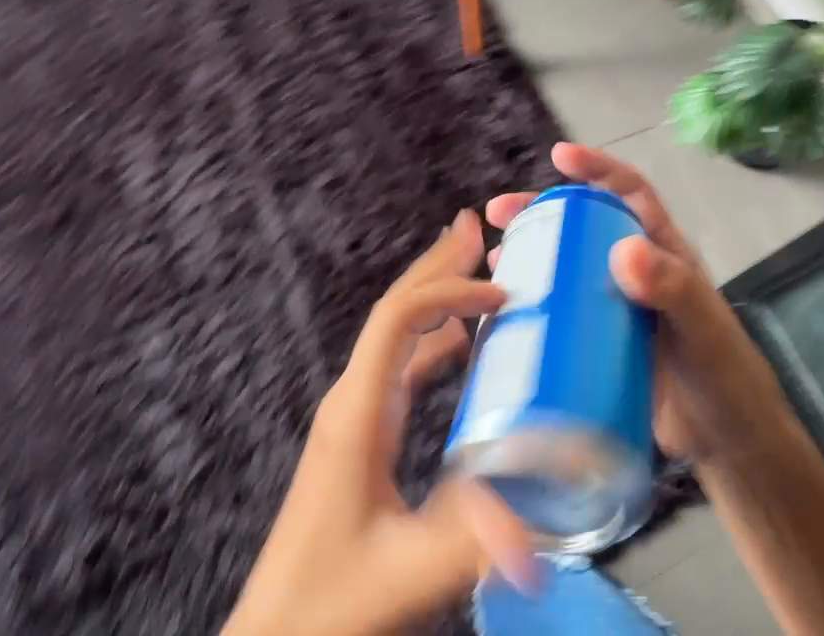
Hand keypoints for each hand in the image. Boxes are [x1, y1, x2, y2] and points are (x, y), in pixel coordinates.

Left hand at [224, 212, 534, 635]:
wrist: (278, 634)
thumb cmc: (329, 601)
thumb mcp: (409, 570)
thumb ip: (476, 543)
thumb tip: (544, 525)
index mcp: (357, 413)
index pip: (398, 322)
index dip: (447, 292)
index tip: (499, 290)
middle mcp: (353, 401)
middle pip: (394, 313)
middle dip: (436, 268)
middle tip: (473, 228)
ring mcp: (355, 418)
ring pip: (397, 337)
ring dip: (435, 300)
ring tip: (475, 270)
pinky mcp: (362, 439)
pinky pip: (401, 371)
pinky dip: (433, 345)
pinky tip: (460, 345)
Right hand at [487, 144, 793, 465]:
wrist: (725, 443)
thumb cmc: (724, 376)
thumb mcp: (703, 328)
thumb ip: (673, 289)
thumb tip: (622, 250)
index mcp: (664, 254)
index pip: (631, 195)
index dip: (598, 169)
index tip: (560, 156)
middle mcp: (636, 273)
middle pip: (584, 226)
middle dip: (542, 211)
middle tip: (499, 214)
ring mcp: (614, 309)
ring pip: (566, 268)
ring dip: (529, 255)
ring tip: (492, 258)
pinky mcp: (598, 344)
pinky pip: (560, 313)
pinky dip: (531, 304)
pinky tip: (501, 313)